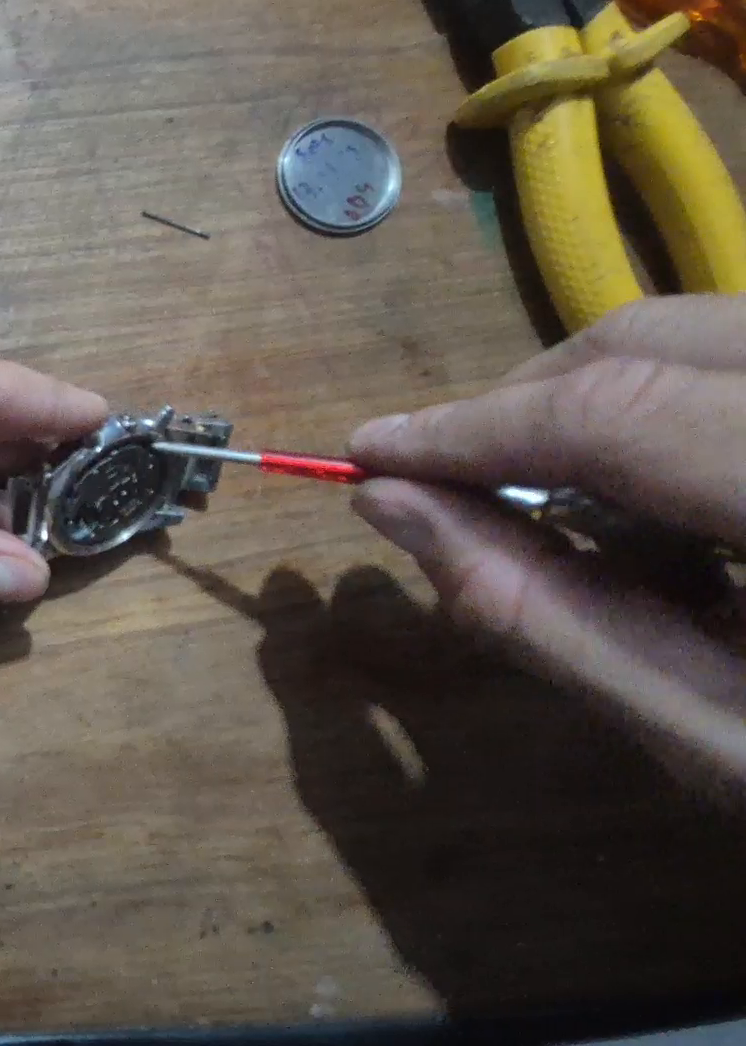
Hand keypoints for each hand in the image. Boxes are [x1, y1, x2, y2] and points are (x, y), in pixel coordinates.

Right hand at [347, 296, 745, 778]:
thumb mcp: (715, 738)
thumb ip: (534, 610)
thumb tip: (388, 507)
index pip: (614, 414)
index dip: (464, 429)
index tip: (366, 457)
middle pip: (663, 337)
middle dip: (521, 402)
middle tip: (449, 478)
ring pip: (714, 339)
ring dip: (594, 411)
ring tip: (574, 514)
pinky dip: (675, 420)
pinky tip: (681, 513)